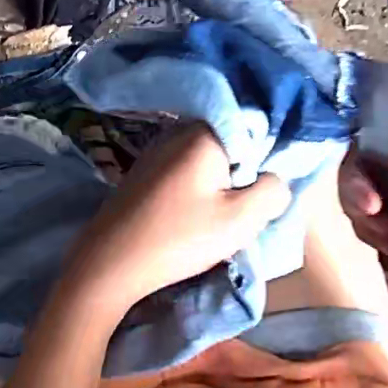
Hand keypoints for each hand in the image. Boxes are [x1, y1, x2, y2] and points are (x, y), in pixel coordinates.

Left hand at [63, 124, 291, 314]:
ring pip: (210, 156)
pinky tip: (193, 214)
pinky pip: (187, 166)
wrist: (110, 262)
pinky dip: (199, 185)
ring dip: (221, 181)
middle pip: (232, 141)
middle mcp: (181, 129)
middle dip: (244, 170)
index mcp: (207, 133)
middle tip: (245, 206)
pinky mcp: (146, 168)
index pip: (257, 125)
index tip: (267, 187)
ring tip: (219, 214)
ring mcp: (159, 147)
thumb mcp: (241, 220)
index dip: (269, 155)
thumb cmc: (179, 238)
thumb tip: (277, 179)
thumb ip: (273, 191)